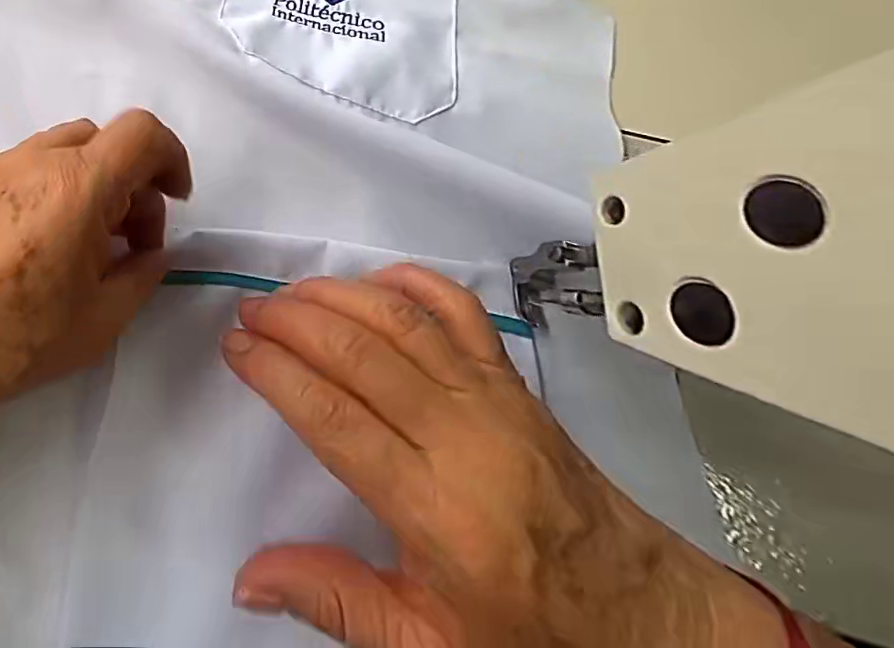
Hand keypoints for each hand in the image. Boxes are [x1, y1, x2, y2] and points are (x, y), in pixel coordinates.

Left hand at [0, 110, 191, 477]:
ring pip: (69, 150)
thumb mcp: (99, 321)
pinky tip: (50, 245)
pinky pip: (35, 166)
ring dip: (96, 184)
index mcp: (75, 185)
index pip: (141, 133)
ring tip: (90, 248)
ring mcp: (0, 168)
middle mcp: (37, 161)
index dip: (171, 159)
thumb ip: (141, 275)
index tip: (174, 203)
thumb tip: (151, 252)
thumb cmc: (11, 338)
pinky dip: (61, 187)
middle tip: (131, 243)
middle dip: (134, 182)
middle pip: (106, 141)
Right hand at [219, 265, 791, 647]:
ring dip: (337, 296)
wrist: (658, 624)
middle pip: (362, 355)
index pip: (335, 418)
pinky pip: (464, 315)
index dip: (275, 372)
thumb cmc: (532, 633)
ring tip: (289, 293)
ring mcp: (498, 406)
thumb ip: (334, 602)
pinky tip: (370, 281)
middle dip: (292, 320)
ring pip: (405, 324)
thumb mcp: (428, 644)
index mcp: (440, 515)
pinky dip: (413, 285)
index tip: (236, 345)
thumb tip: (243, 581)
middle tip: (249, 309)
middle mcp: (468, 445)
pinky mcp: (518, 387)